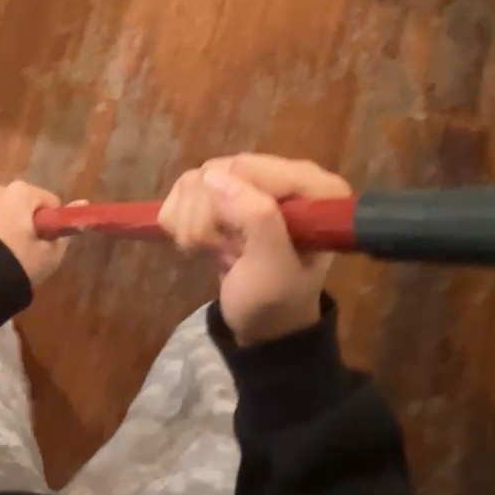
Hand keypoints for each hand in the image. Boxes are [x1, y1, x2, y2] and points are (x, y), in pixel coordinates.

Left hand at [0, 180, 69, 286]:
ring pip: (13, 213)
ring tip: (16, 254)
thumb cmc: (19, 261)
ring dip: (18, 228)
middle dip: (34, 224)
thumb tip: (84, 203)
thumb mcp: (50, 252)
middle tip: (33, 250)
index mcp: (22, 191)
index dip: (54, 225)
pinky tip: (2, 252)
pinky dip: (3, 232)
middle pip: (31, 206)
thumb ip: (67, 228)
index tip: (48, 244)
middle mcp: (2, 189)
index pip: (52, 204)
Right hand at [159, 154, 351, 344]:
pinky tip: (204, 243)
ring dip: (194, 225)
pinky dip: (180, 221)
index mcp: (314, 186)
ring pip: (195, 180)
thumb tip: (213, 176)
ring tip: (219, 253)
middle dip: (208, 219)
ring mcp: (251, 180)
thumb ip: (256, 218)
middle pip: (217, 170)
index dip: (226, 206)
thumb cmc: (275, 303)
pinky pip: (184, 187)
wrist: (263, 327)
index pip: (246, 167)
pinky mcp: (224, 189)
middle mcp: (286, 174)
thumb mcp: (273, 270)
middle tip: (228, 255)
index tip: (236, 246)